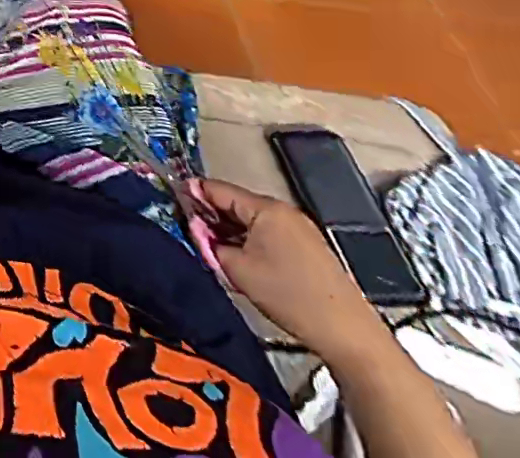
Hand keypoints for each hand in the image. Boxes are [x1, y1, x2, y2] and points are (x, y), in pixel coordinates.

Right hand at [198, 179, 390, 364]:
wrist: (345, 331)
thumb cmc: (287, 295)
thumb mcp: (237, 270)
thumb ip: (210, 243)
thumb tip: (196, 228)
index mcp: (265, 208)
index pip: (220, 189)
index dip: (194, 193)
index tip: (174, 198)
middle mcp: (283, 210)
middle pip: (237, 203)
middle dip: (212, 215)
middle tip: (189, 229)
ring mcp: (299, 227)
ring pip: (252, 219)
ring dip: (230, 229)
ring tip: (212, 246)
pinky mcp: (308, 246)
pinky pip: (268, 232)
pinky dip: (249, 239)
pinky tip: (240, 257)